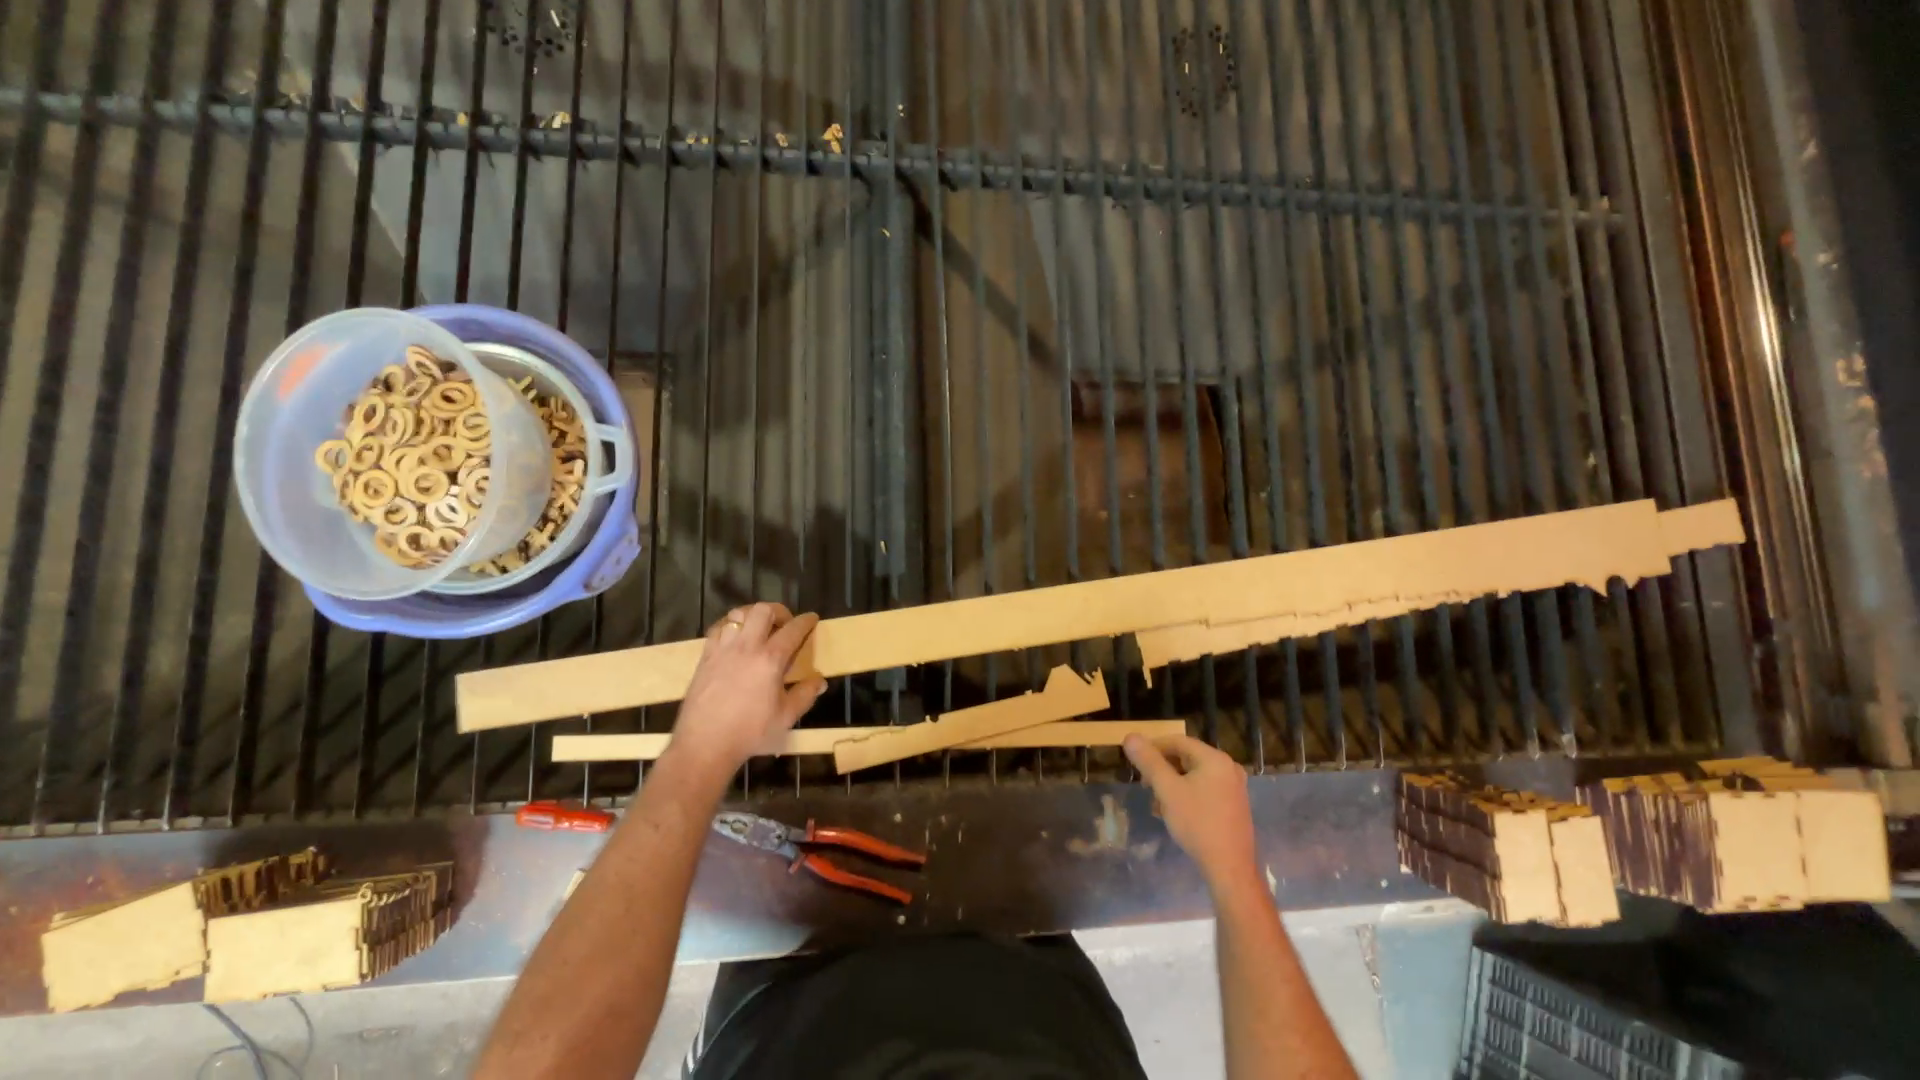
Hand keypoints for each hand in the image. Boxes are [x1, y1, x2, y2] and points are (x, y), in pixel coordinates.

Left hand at [670, 602, 826, 773]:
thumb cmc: (750, 732)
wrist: (705, 743)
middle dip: (778, 611)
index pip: (792, 630)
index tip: (812, 619)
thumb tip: (820, 681)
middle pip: (763, 610)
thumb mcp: (786, 717)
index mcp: (770, 660)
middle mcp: (746, 647)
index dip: (805, 621)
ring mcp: (722, 649)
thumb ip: (805, 695)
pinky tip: (734, 639)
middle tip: (784, 624)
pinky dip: (730, 626)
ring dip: (752, 616)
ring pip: (737, 614)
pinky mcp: (705, 657)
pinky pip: (717, 629)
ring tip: (759, 628)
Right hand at [1124, 734, 1256, 891]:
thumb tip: (1130, 737)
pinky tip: (1173, 814)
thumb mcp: (1167, 790)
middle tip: (1145, 786)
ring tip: (1157, 805)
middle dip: (1162, 770)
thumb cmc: (1197, 823)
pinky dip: (1186, 795)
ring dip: (1171, 785)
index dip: (1153, 748)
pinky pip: (1204, 790)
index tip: (1135, 762)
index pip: (1178, 741)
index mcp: (1215, 759)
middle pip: (1186, 758)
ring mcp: (1233, 787)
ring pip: (1193, 776)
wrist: (1229, 866)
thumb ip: (1149, 762)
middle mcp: (1228, 768)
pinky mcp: (1233, 805)